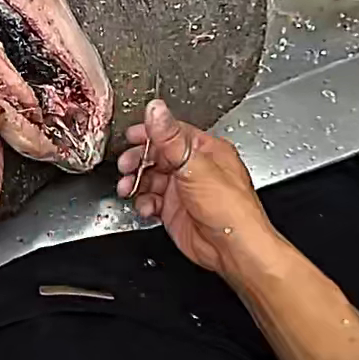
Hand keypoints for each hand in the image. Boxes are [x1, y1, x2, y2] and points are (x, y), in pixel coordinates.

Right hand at [115, 100, 278, 277]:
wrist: (232, 250)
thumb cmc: (229, 209)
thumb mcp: (194, 165)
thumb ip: (169, 137)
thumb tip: (155, 109)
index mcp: (206, 151)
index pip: (171, 133)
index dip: (149, 134)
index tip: (131, 137)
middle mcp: (194, 168)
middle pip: (156, 156)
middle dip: (137, 161)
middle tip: (126, 166)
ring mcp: (183, 189)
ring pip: (149, 178)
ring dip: (135, 183)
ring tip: (129, 188)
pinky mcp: (174, 210)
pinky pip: (150, 200)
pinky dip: (143, 203)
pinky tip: (146, 207)